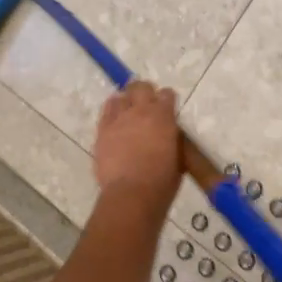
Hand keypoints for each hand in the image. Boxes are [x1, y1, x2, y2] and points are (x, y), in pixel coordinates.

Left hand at [93, 81, 181, 207]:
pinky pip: (106, 110)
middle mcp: (141, 111)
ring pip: (121, 96)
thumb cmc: (161, 181)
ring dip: (127, 101)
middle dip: (145, 92)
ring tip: (128, 112)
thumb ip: (173, 140)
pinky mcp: (103, 129)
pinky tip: (115, 120)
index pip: (167, 94)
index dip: (166, 100)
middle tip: (146, 104)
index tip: (166, 108)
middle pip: (141, 87)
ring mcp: (119, 118)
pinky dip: (112, 111)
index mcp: (164, 116)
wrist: (131, 194)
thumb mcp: (178, 158)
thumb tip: (170, 134)